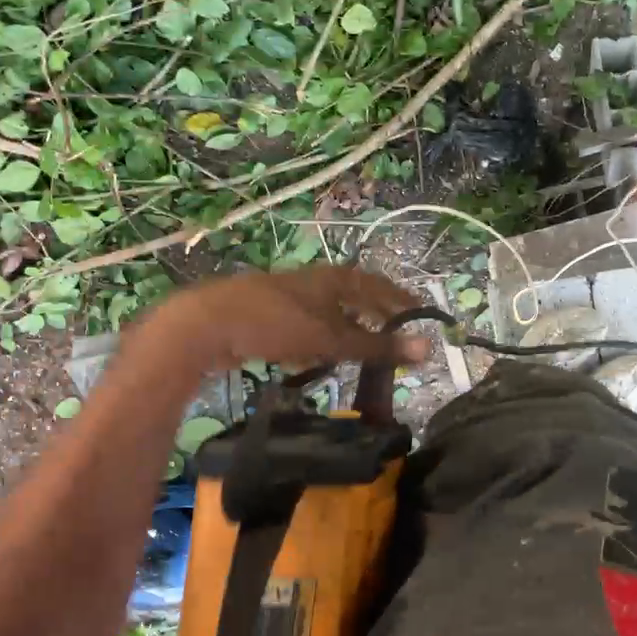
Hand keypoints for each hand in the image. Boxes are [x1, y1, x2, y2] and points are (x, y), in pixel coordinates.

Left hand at [123, 266, 431, 375]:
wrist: (206, 324)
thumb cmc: (276, 323)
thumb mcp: (333, 339)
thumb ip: (378, 347)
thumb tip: (429, 348)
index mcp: (335, 279)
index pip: (380, 286)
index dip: (401, 300)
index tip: (420, 313)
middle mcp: (315, 281)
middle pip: (354, 296)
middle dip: (375, 314)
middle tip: (395, 331)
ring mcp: (289, 296)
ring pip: (329, 310)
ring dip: (348, 326)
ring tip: (362, 346)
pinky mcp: (267, 315)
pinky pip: (306, 324)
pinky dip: (321, 337)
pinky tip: (317, 356)